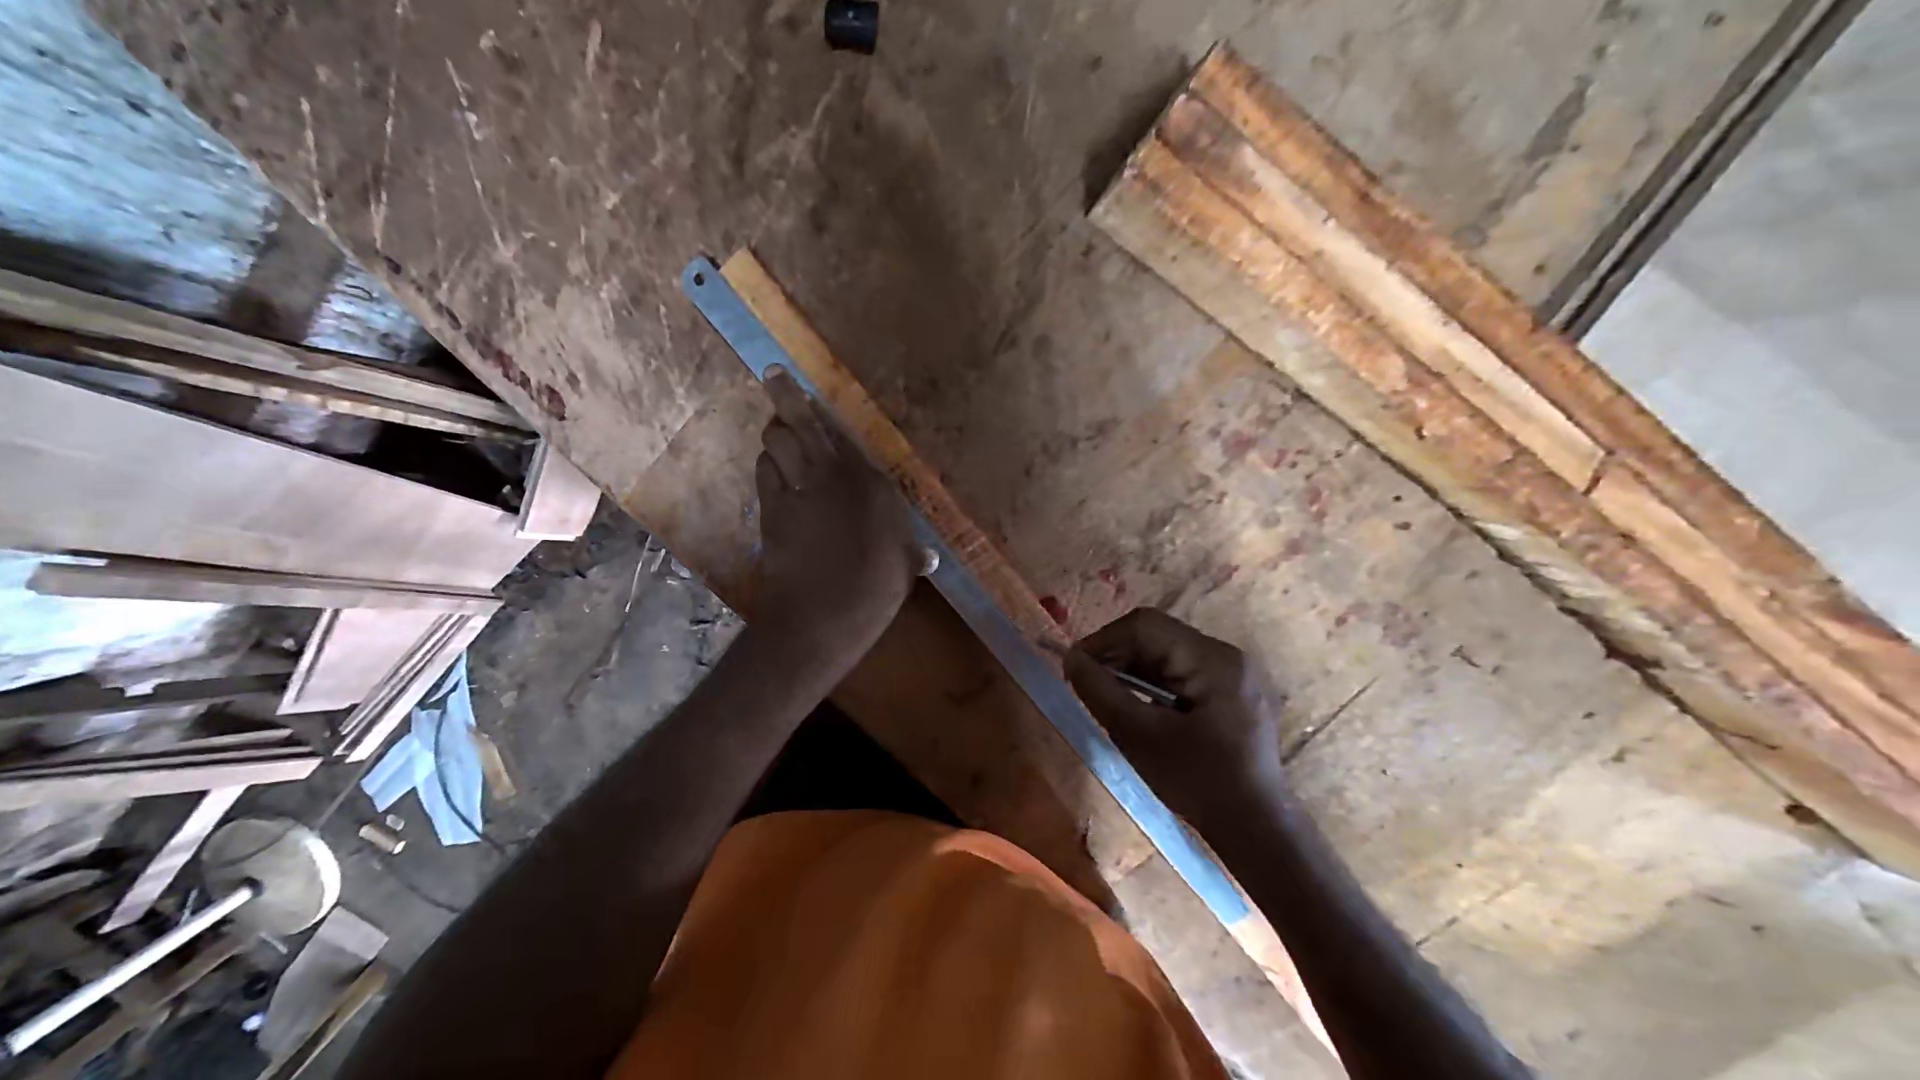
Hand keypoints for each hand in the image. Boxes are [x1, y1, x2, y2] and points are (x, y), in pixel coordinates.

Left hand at [751, 368, 917, 668]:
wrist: (821, 616)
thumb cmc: (874, 589)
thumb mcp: (901, 566)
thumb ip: (910, 554)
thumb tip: (927, 558)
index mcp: (870, 483)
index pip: (840, 434)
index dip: (817, 408)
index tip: (805, 390)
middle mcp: (831, 475)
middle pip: (798, 423)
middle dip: (783, 395)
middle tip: (775, 376)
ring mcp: (795, 491)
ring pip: (774, 444)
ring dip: (774, 434)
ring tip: (776, 426)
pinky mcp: (770, 512)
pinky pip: (764, 475)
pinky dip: (767, 466)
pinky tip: (771, 468)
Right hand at [1065, 608, 1283, 822]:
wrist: (1256, 830)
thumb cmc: (1199, 782)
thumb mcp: (1140, 737)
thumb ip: (1102, 692)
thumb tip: (1071, 659)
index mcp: (1212, 660)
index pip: (1145, 626)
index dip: (1103, 641)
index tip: (1073, 668)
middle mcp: (1226, 655)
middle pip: (1157, 636)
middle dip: (1116, 655)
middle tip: (1085, 685)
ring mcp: (1232, 673)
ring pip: (1166, 653)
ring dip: (1132, 669)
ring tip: (1106, 696)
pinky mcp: (1230, 692)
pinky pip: (1181, 672)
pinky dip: (1152, 683)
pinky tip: (1135, 706)